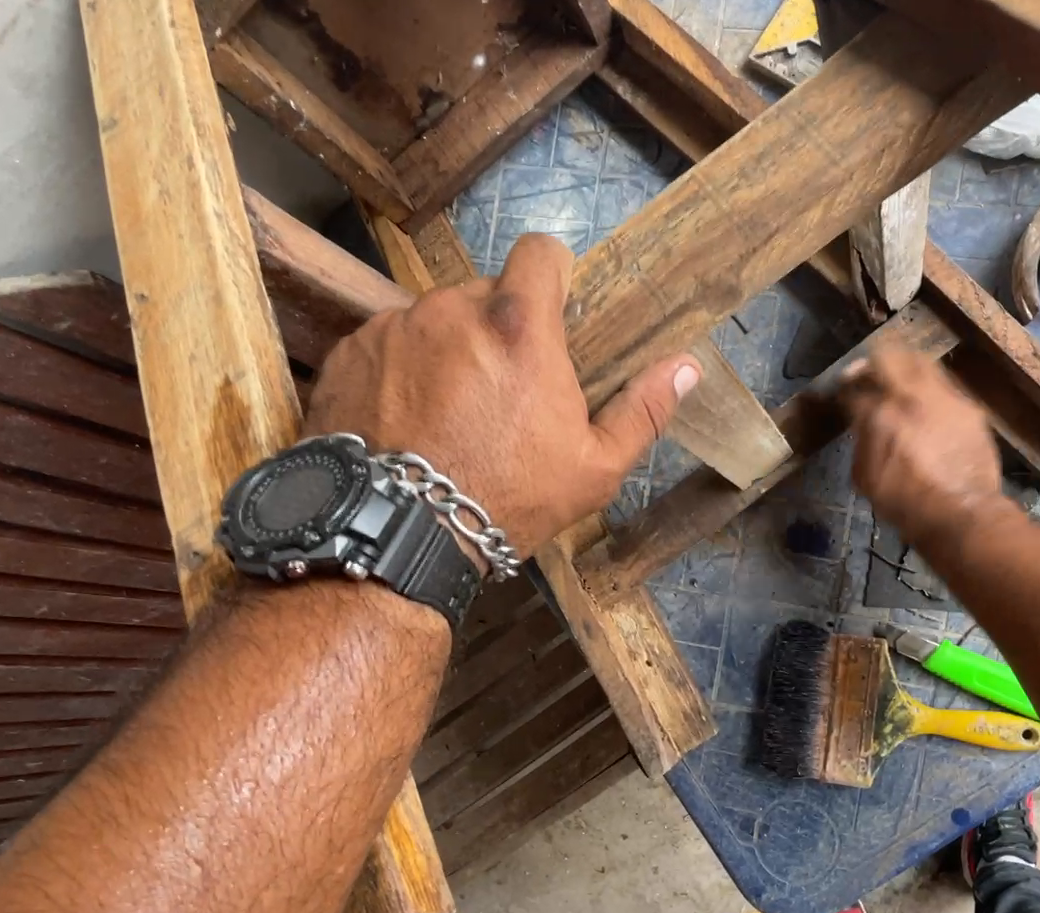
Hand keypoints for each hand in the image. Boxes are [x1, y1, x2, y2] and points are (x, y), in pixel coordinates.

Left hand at [303, 234, 701, 554]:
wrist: (398, 533)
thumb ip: (643, 410)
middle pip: (487, 294)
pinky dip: (402, 370)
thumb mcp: (595, 468)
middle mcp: (452, 308)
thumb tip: (688, 365)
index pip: (540, 252)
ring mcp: (395, 327)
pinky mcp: (351, 351)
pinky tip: (406, 420)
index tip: (553, 311)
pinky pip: (389, 343)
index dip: (552, 275)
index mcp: (518, 326)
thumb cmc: (510, 499)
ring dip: (449, 349)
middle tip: (502, 392)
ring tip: (449, 413)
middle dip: (500, 329)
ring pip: (436, 319)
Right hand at [839, 345, 1005, 549]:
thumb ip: (861, 443)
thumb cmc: (906, 503)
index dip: (844, 390)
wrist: (961, 513)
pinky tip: (927, 405)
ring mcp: (944, 398)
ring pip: (920, 362)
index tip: (842, 393)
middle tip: (865, 373)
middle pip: (887, 356)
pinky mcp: (969, 407)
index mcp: (879, 416)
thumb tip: (862, 427)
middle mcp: (911, 397)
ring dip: (904, 366)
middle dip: (871, 362)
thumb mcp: (866, 478)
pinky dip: (930, 388)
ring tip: (898, 381)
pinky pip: (945, 385)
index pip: (854, 389)